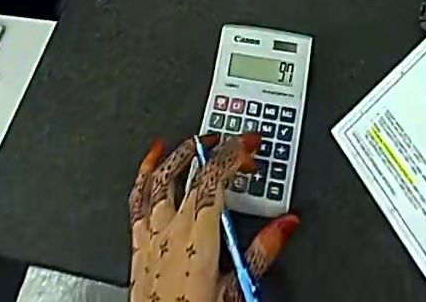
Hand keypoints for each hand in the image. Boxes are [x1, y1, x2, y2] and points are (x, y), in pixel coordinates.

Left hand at [128, 133, 299, 301]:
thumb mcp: (237, 290)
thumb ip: (262, 251)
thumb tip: (287, 222)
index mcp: (197, 233)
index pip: (215, 175)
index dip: (234, 152)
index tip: (251, 144)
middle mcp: (172, 227)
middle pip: (194, 172)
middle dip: (220, 150)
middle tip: (239, 146)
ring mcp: (152, 234)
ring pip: (162, 178)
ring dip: (181, 153)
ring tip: (197, 139)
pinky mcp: (139, 246)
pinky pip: (137, 200)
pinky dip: (144, 174)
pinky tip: (151, 160)